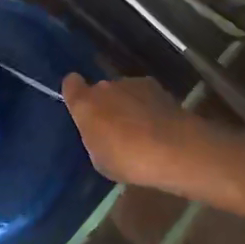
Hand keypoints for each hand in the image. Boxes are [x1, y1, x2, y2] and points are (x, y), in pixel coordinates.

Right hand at [60, 74, 209, 186]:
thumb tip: (100, 129)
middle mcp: (105, 87)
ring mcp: (131, 83)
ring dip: (127, 104)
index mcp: (85, 104)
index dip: (75, 92)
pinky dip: (146, 105)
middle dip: (104, 105)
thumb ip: (94, 137)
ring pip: (122, 91)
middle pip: (99, 90)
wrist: (173, 150)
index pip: (70, 84)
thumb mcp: (100, 158)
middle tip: (114, 129)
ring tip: (140, 130)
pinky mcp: (156, 86)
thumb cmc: (128, 160)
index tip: (80, 105)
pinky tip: (157, 125)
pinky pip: (143, 94)